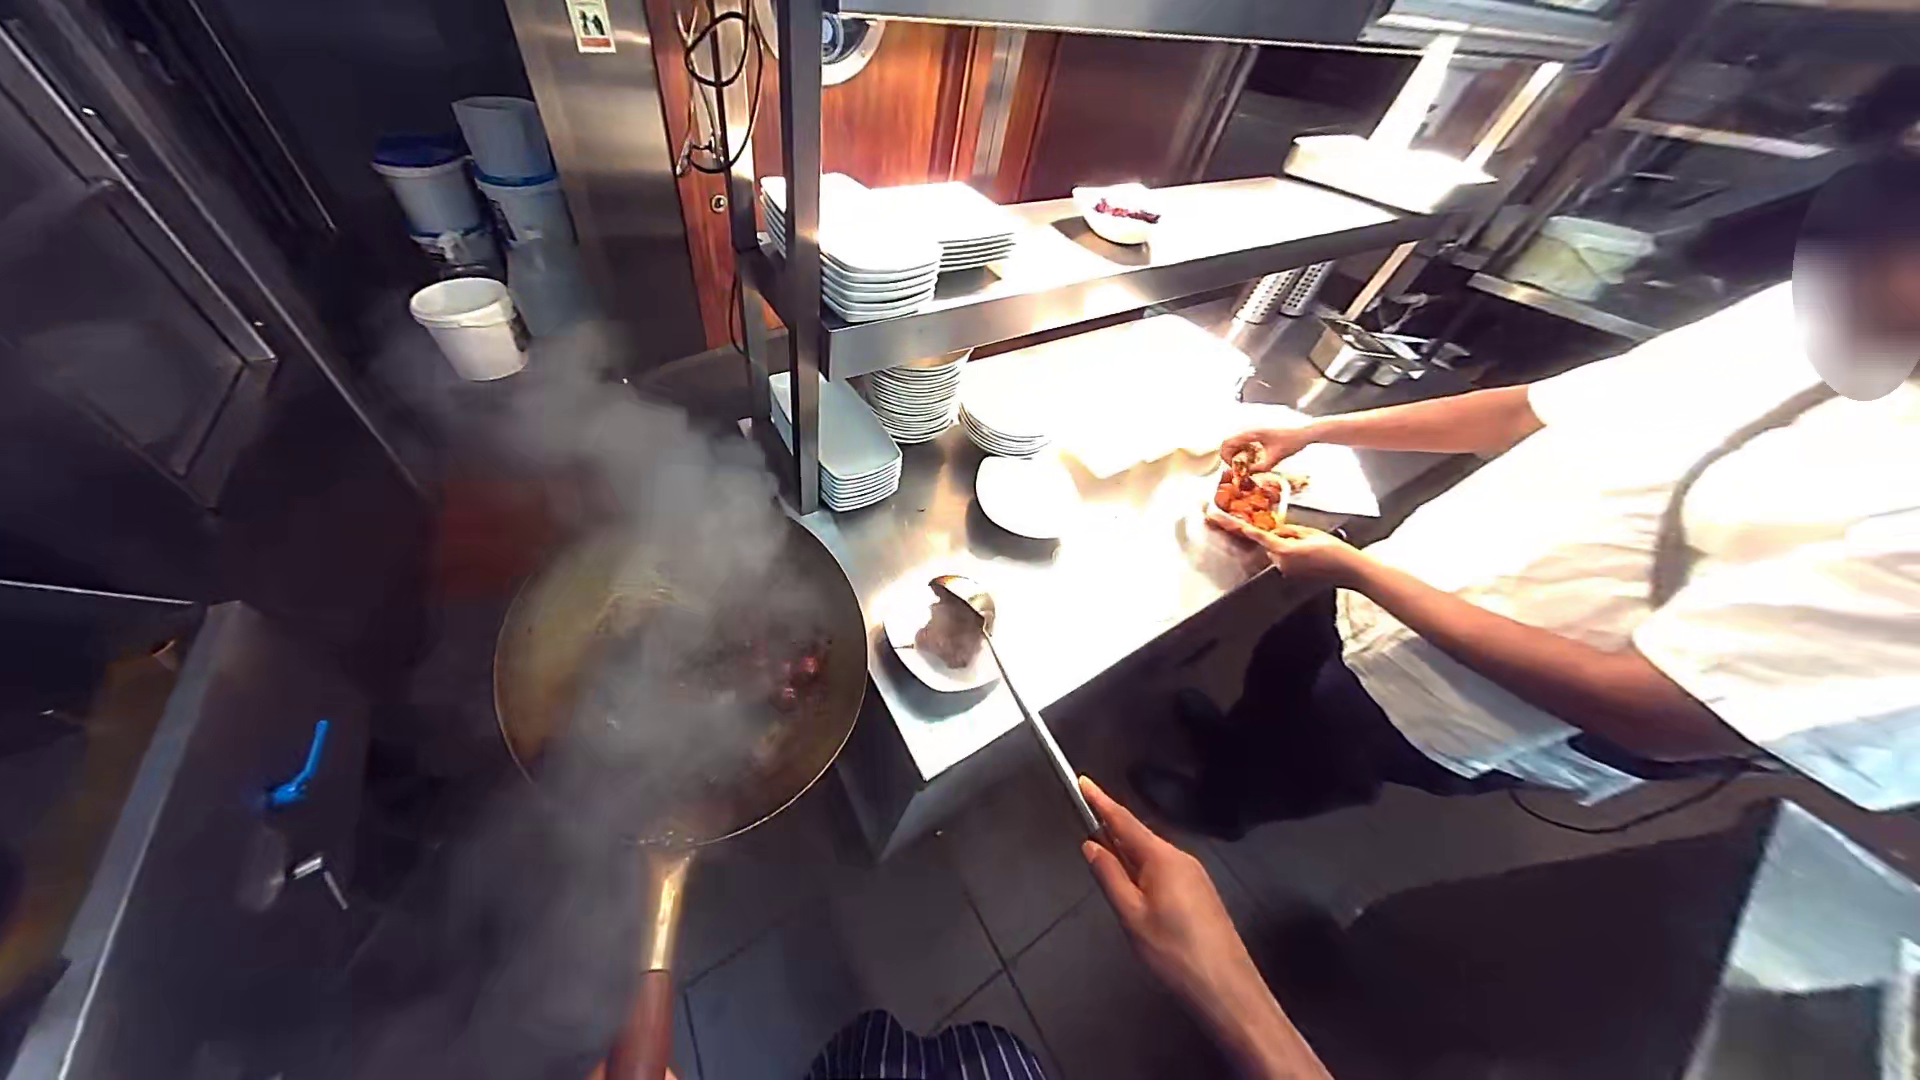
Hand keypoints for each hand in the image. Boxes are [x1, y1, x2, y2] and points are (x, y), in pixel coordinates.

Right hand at [1079, 777, 1266, 1020]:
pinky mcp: (1202, 894)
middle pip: (1138, 838)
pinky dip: (1146, 874)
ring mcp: (1195, 876)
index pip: (1123, 819)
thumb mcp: (1131, 916)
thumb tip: (1092, 846)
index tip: (1084, 782)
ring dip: (1129, 861)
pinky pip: (1166, 871)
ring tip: (1115, 886)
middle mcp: (1181, 858)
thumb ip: (1108, 875)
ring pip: (1152, 857)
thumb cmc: (1178, 956)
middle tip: (1090, 844)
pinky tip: (1141, 900)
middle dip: (1113, 837)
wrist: (1231, 994)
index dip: (1100, 800)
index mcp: (1161, 858)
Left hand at [1204, 512, 1367, 586]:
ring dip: (1286, 546)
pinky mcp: (1290, 575)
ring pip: (1276, 552)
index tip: (1230, 523)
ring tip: (1311, 548)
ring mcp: (1285, 571)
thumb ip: (1288, 530)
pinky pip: (1283, 560)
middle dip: (1280, 538)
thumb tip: (1276, 530)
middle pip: (1269, 544)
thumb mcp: (1310, 533)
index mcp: (1284, 550)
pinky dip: (1291, 554)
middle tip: (1303, 538)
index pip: (1258, 537)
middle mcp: (1281, 563)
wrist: (1350, 570)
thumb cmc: (1334, 550)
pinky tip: (1310, 555)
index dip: (1242, 529)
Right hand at [1220, 425, 1314, 472]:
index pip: (1228, 443)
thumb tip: (1247, 474)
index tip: (1232, 467)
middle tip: (1234, 467)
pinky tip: (1249, 457)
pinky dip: (1240, 449)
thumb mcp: (1275, 459)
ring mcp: (1253, 430)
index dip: (1225, 456)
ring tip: (1242, 463)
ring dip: (1233, 452)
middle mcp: (1250, 430)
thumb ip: (1260, 468)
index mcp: (1252, 434)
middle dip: (1227, 455)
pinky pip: (1241, 441)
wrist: (1304, 433)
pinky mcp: (1257, 433)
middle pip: (1227, 442)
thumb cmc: (1291, 443)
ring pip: (1233, 441)